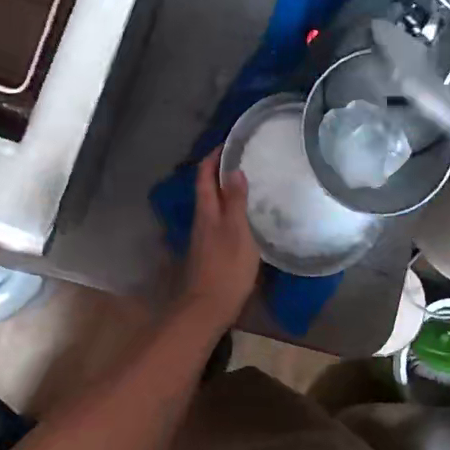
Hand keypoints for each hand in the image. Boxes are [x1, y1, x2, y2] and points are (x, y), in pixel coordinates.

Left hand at [179, 149, 259, 329]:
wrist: (208, 307)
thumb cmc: (226, 269)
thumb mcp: (237, 233)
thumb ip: (235, 202)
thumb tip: (233, 170)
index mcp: (207, 212)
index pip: (204, 175)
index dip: (213, 157)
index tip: (230, 142)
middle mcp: (201, 220)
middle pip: (206, 188)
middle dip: (220, 170)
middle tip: (244, 158)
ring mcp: (204, 237)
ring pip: (213, 204)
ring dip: (225, 189)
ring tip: (248, 181)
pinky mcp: (210, 250)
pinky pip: (219, 220)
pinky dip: (230, 208)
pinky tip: (245, 214)